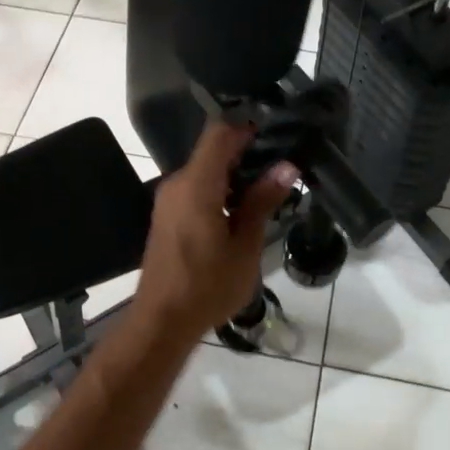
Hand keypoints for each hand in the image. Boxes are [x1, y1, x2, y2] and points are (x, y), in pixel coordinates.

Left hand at [133, 121, 298, 343]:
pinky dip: (219, 190)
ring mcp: (168, 201)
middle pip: (212, 151)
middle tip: (283, 163)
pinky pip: (195, 189)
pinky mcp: (167, 217)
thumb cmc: (207, 286)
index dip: (248, 126)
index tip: (279, 131)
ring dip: (234, 174)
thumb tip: (287, 166)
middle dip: (247, 153)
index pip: (220, 134)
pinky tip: (243, 209)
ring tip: (270, 187)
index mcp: (196, 185)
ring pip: (204, 171)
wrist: (162, 322)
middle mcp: (177, 184)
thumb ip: (262, 201)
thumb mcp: (245, 245)